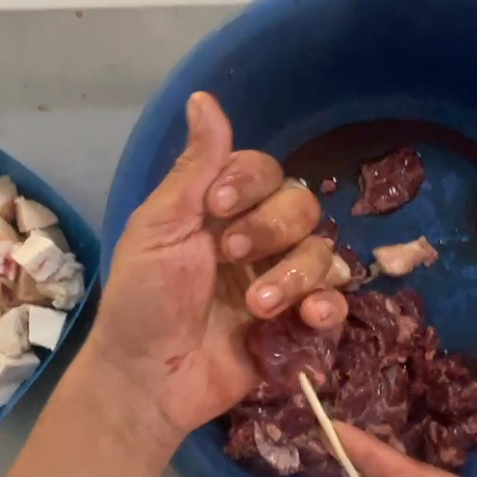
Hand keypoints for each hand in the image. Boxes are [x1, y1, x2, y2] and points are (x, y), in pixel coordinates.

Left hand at [84, 92, 348, 444]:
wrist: (148, 379)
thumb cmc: (142, 300)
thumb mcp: (159, 227)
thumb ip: (194, 168)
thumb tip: (204, 97)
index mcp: (220, 211)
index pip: (264, 171)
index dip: (249, 184)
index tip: (217, 209)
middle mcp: (257, 239)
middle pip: (301, 206)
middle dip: (272, 229)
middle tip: (230, 257)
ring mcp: (279, 281)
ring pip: (322, 252)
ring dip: (294, 274)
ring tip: (256, 305)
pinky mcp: (295, 324)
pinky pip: (334, 301)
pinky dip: (327, 304)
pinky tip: (308, 316)